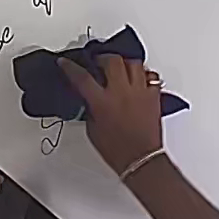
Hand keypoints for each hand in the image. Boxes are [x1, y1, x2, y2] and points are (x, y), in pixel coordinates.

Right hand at [60, 54, 163, 176]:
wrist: (141, 160)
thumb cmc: (117, 150)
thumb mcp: (93, 128)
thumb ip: (90, 108)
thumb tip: (89, 98)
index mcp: (102, 102)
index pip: (81, 77)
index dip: (70, 67)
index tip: (65, 63)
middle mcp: (121, 93)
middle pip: (111, 61)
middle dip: (102, 58)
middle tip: (98, 62)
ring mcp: (139, 92)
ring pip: (133, 63)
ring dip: (123, 63)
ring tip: (119, 67)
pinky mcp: (153, 96)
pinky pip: (150, 76)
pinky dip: (142, 74)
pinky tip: (136, 78)